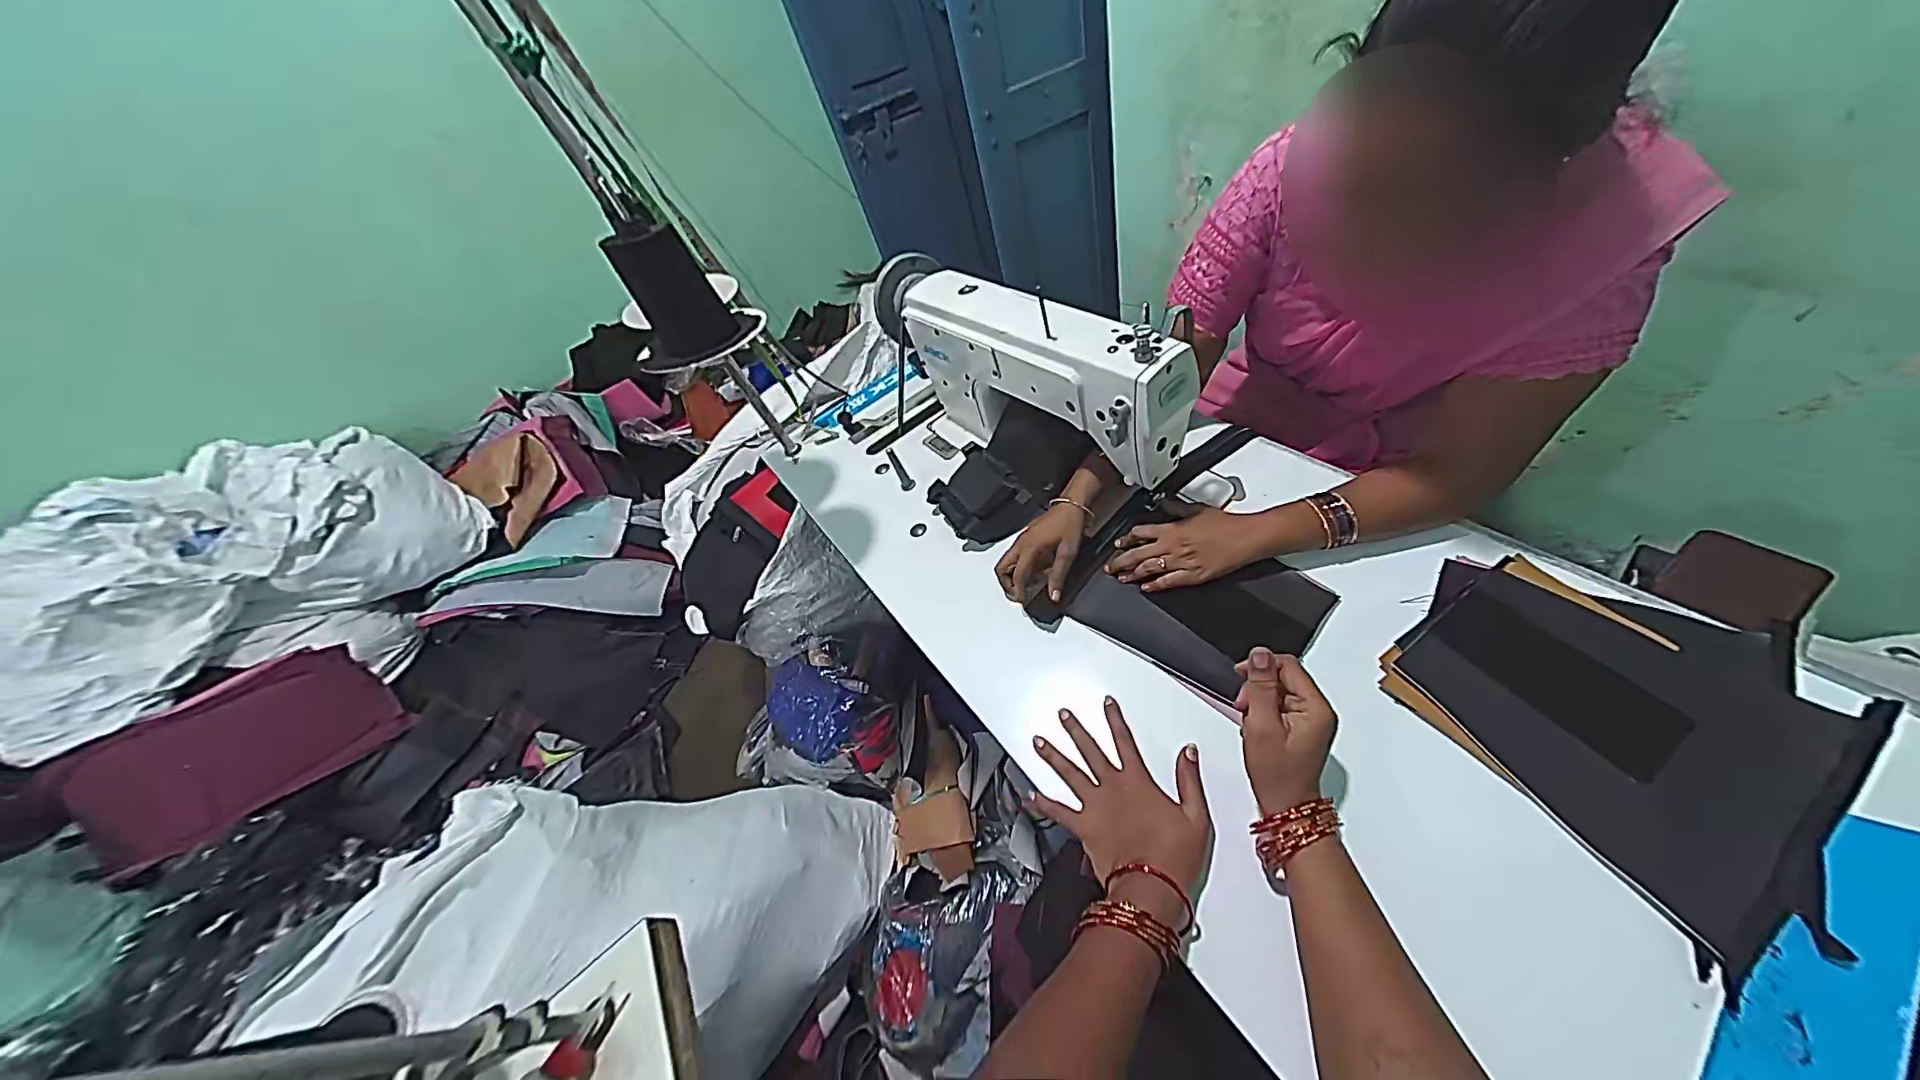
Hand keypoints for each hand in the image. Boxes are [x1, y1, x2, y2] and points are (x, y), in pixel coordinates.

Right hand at [996, 502, 1087, 601]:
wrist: (1070, 507)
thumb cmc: (1069, 524)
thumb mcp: (1067, 552)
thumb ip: (1058, 575)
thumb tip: (1054, 594)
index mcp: (1029, 548)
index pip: (1017, 575)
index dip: (1018, 591)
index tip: (1023, 600)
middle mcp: (1021, 544)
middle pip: (1001, 569)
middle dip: (1006, 584)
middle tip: (1018, 594)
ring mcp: (1022, 541)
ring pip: (1005, 563)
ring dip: (1010, 577)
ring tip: (1023, 586)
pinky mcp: (1026, 539)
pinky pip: (1014, 557)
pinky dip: (1017, 569)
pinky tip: (1031, 573)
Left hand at [1027, 699, 1211, 920]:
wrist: (1152, 887)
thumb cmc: (1174, 856)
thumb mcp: (1195, 815)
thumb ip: (1188, 779)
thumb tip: (1188, 753)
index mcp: (1138, 782)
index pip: (1124, 741)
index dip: (1115, 720)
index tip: (1106, 704)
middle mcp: (1112, 789)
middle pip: (1090, 751)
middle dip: (1075, 730)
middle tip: (1063, 715)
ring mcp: (1095, 807)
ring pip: (1068, 774)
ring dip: (1052, 756)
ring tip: (1039, 742)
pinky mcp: (1084, 828)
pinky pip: (1059, 813)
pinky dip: (1043, 804)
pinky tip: (1031, 795)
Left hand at [1106, 505, 1264, 591]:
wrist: (1245, 538)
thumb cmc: (1225, 524)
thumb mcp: (1197, 509)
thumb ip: (1177, 508)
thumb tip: (1164, 503)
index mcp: (1172, 529)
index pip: (1141, 533)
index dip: (1128, 538)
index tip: (1120, 543)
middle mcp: (1172, 546)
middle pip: (1138, 554)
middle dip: (1121, 561)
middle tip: (1111, 566)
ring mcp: (1181, 562)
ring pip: (1149, 569)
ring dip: (1133, 574)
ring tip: (1122, 578)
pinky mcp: (1193, 576)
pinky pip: (1169, 582)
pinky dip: (1155, 585)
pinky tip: (1146, 587)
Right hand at [1236, 647, 1337, 815]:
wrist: (1284, 804)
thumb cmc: (1278, 774)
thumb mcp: (1261, 725)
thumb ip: (1260, 687)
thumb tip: (1260, 655)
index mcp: (1316, 708)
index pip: (1289, 665)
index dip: (1262, 665)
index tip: (1243, 674)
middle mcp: (1317, 711)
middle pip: (1283, 676)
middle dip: (1258, 687)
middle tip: (1245, 706)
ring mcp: (1309, 719)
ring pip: (1277, 690)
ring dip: (1258, 700)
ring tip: (1251, 721)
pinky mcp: (1300, 726)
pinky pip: (1277, 704)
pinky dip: (1262, 711)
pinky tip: (1256, 726)